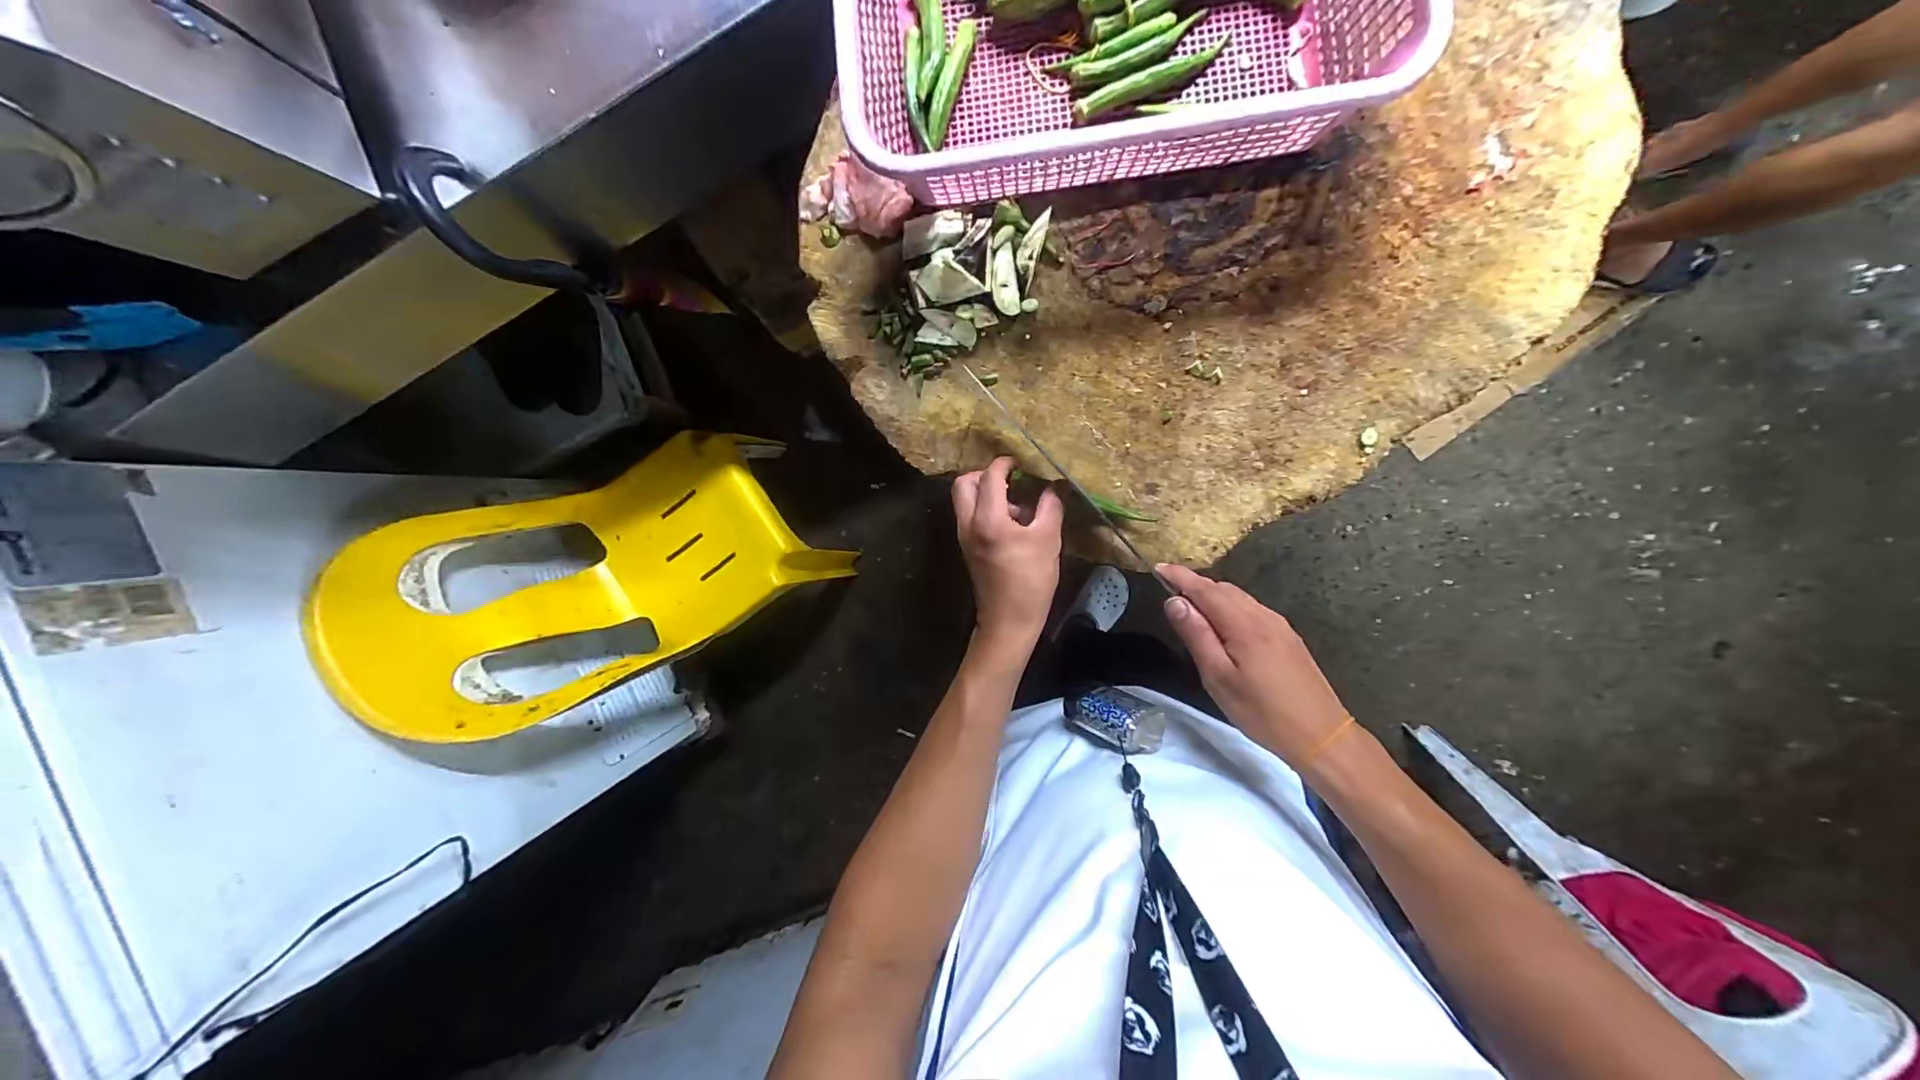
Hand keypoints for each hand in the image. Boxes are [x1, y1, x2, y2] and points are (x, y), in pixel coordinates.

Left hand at [953, 458, 1062, 645]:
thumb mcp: (1049, 540)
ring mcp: (964, 537)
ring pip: (965, 501)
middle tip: (1011, 480)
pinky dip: (985, 510)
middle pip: (964, 483)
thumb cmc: (1031, 581)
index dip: (1005, 464)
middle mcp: (969, 524)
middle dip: (985, 475)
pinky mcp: (967, 548)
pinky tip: (1012, 525)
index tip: (1021, 464)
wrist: (1008, 620)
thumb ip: (1050, 508)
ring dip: (986, 493)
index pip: (989, 477)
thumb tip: (1053, 487)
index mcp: (988, 519)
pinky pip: (970, 517)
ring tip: (1018, 507)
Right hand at [1157, 564, 1353, 767]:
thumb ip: (1196, 635)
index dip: (1180, 576)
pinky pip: (1252, 610)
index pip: (1205, 589)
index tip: (1158, 567)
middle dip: (1195, 586)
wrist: (1321, 735)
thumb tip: (1174, 601)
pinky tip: (1224, 627)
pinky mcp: (1288, 638)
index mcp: (1244, 624)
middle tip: (1169, 594)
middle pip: (1223, 589)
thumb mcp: (1218, 677)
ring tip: (1192, 610)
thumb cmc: (1262, 711)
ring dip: (1213, 597)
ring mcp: (1280, 626)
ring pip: (1240, 599)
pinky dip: (1230, 608)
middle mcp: (1263, 616)